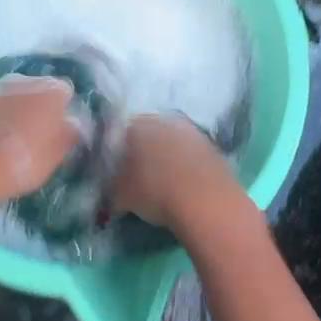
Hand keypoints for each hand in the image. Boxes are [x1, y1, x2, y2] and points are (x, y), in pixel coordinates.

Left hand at [0, 74, 82, 197]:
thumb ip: (70, 133)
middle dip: (36, 105)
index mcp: (51, 89)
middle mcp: (24, 80)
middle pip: (36, 89)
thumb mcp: (58, 153)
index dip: (62, 109)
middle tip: (34, 133)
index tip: (58, 129)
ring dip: (12, 109)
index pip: (65, 91)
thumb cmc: (27, 158)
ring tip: (9, 137)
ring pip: (10, 95)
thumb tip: (71, 124)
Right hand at [111, 114, 243, 230]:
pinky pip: (189, 150)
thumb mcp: (121, 197)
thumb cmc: (155, 193)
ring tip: (162, 181)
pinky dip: (184, 162)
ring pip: (170, 140)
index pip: (118, 133)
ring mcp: (190, 129)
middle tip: (137, 176)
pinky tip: (183, 182)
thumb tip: (110, 192)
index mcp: (137, 125)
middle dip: (141, 151)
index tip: (115, 171)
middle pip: (147, 133)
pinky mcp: (210, 143)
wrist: (206, 201)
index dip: (115, 153)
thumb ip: (111, 189)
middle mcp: (163, 119)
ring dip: (165, 155)